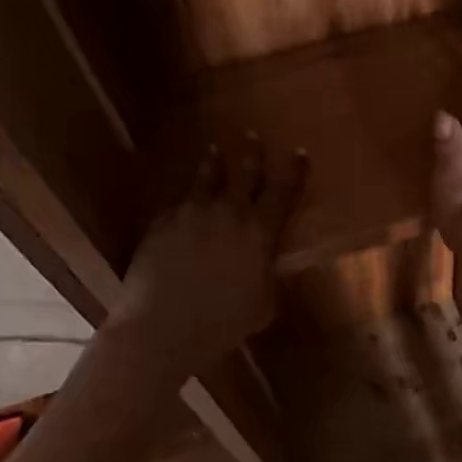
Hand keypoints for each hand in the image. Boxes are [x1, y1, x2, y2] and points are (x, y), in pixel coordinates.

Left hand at [112, 138, 307, 373]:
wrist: (162, 325)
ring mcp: (191, 213)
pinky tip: (180, 193)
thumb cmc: (222, 324)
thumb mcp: (262, 305)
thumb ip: (268, 276)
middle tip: (252, 135)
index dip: (294, 170)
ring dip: (213, 163)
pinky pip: (175, 200)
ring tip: (213, 149)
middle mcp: (228, 212)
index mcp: (259, 231)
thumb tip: (268, 263)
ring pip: (206, 178)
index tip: (299, 152)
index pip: (283, 191)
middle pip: (245, 174)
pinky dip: (182, 193)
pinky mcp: (162, 222)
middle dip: (252, 154)